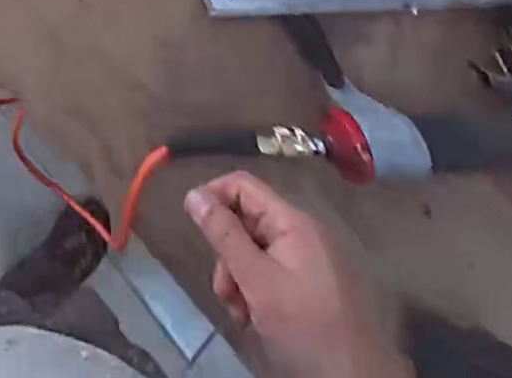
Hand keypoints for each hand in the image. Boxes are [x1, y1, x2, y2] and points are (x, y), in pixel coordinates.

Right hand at [184, 172, 409, 377]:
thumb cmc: (308, 327)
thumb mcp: (256, 280)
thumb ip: (223, 234)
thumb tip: (192, 193)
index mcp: (294, 222)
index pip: (242, 185)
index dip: (213, 197)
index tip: (196, 227)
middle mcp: (306, 232)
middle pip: (247, 221)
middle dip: (227, 253)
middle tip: (224, 290)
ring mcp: (315, 259)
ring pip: (257, 249)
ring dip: (239, 276)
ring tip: (241, 312)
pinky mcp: (319, 284)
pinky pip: (276, 270)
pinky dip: (259, 288)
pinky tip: (257, 317)